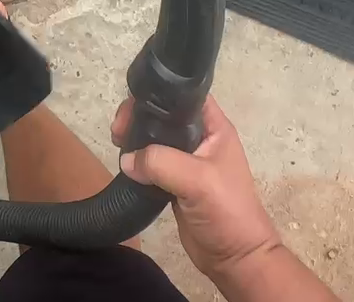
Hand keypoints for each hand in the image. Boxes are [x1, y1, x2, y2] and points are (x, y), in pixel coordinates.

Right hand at [111, 96, 285, 284]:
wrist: (235, 259)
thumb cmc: (227, 211)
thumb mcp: (197, 180)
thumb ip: (160, 162)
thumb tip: (126, 159)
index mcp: (213, 127)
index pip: (184, 96)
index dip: (159, 93)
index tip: (132, 104)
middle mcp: (199, 138)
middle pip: (163, 114)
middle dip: (139, 116)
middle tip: (119, 130)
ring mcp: (186, 160)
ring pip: (155, 136)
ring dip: (134, 137)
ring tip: (117, 143)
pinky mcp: (175, 180)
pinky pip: (151, 161)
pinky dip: (136, 159)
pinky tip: (124, 163)